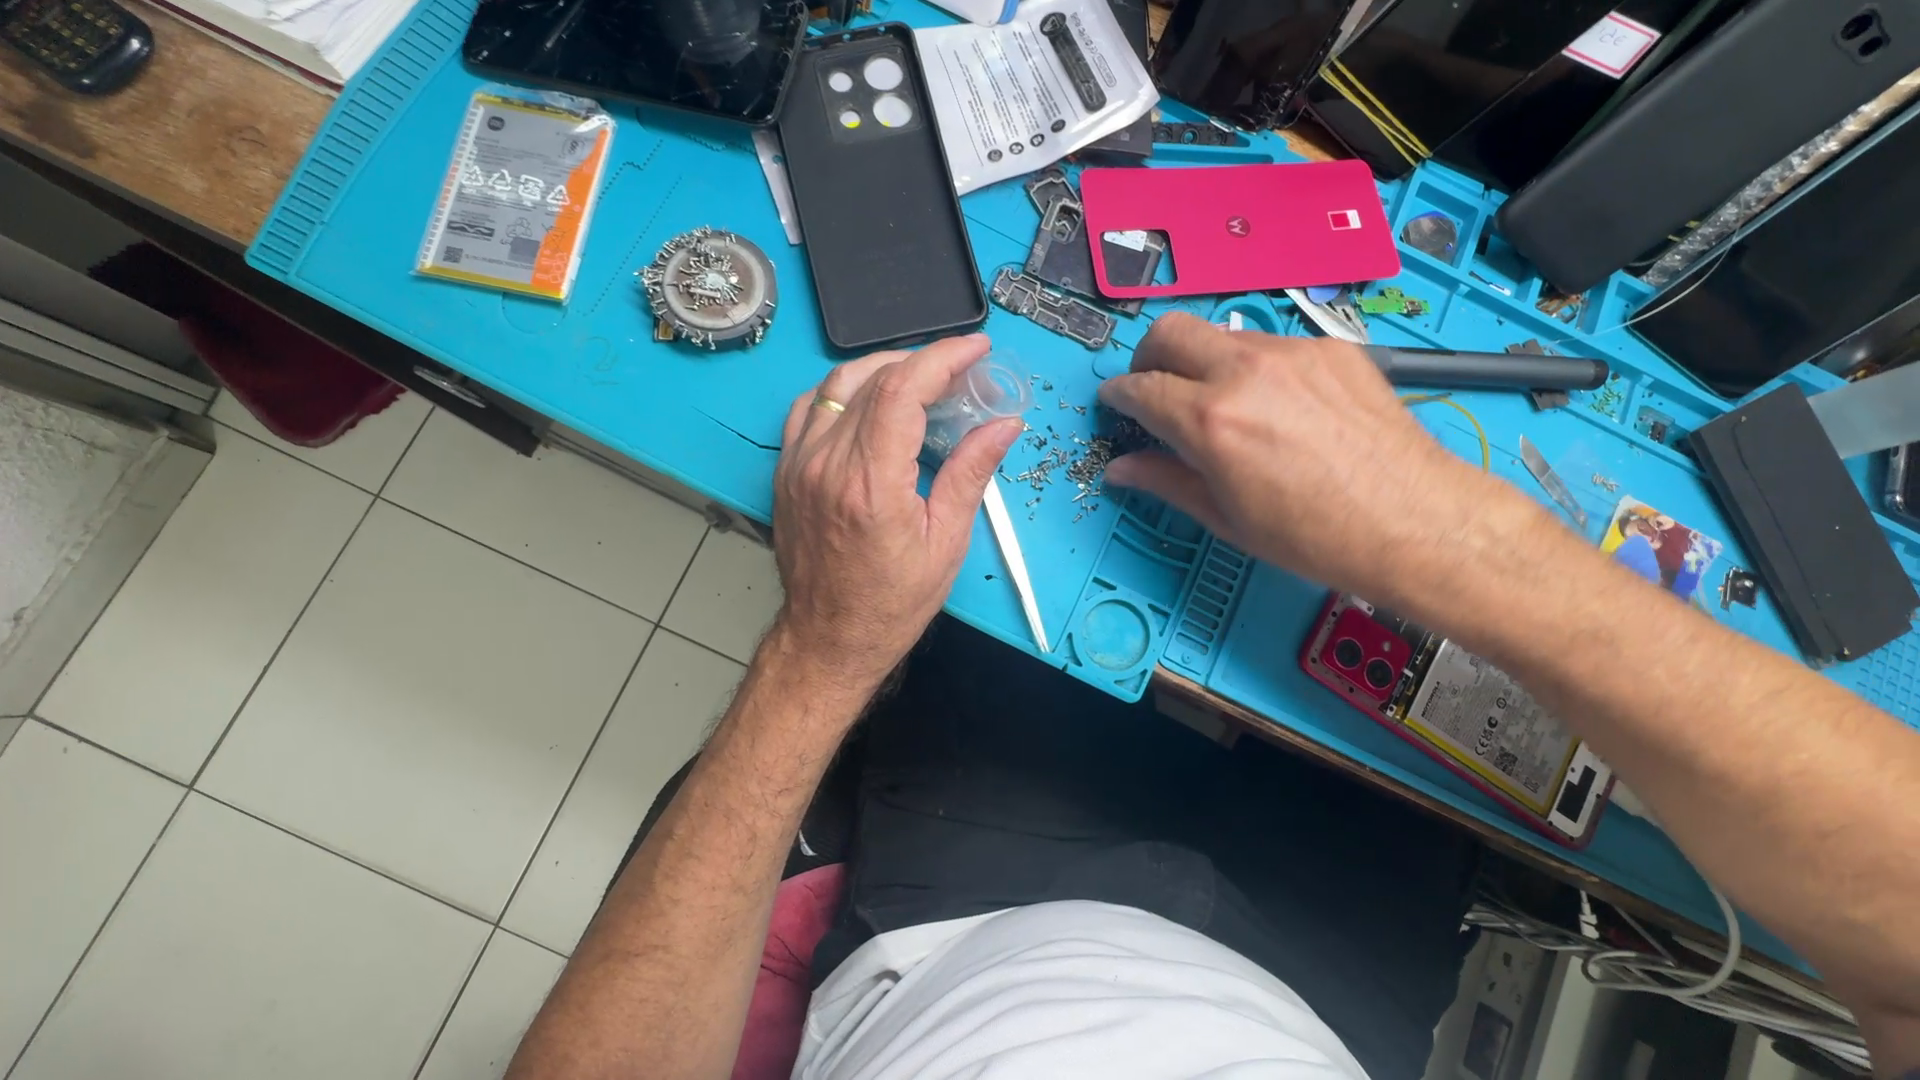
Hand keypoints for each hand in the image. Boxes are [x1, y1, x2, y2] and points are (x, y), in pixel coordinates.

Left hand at [769, 334, 1022, 684]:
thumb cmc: (893, 602)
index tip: (977, 349)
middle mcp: (826, 463)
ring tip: (920, 379)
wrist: (829, 638)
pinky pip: (809, 407)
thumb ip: (971, 473)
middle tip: (959, 372)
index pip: (902, 389)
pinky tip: (869, 401)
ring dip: (882, 369)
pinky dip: (843, 391)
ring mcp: (797, 464)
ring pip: (835, 384)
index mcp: (871, 482)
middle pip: (871, 378)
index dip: (943, 357)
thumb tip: (1004, 424)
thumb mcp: (946, 542)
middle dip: (922, 361)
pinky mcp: (785, 471)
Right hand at [1097, 313, 1509, 600]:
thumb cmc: (1313, 536)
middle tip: (1153, 388)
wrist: (1412, 521)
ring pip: (1222, 334)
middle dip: (1148, 356)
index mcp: (1210, 420)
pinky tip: (1275, 405)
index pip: (1139, 387)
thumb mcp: (1225, 517)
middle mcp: (1244, 372)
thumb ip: (1166, 481)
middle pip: (1170, 331)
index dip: (1118, 395)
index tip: (1115, 404)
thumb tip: (1121, 469)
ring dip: (1203, 361)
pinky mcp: (1331, 349)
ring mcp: (1292, 353)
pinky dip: (1255, 366)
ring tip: (1220, 402)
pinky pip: (1273, 345)